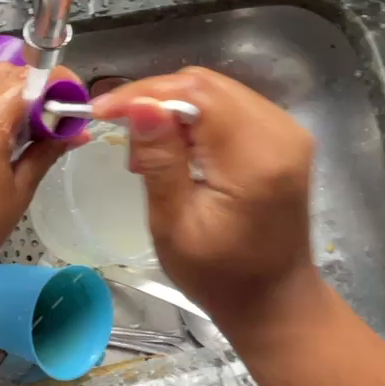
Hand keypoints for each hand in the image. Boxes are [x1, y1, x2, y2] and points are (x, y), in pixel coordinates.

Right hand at [89, 67, 319, 330]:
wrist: (272, 300)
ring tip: (143, 150)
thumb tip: (139, 105)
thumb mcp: (174, 223)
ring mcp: (285, 133)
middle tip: (118, 133)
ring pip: (215, 92)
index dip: (143, 93)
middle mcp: (280, 132)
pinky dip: (192, 119)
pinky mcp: (280, 139)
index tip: (100, 112)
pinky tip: (172, 149)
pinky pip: (228, 108)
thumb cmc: (217, 274)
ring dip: (170, 109)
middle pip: (207, 85)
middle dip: (154, 98)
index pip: (195, 93)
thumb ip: (160, 160)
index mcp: (256, 156)